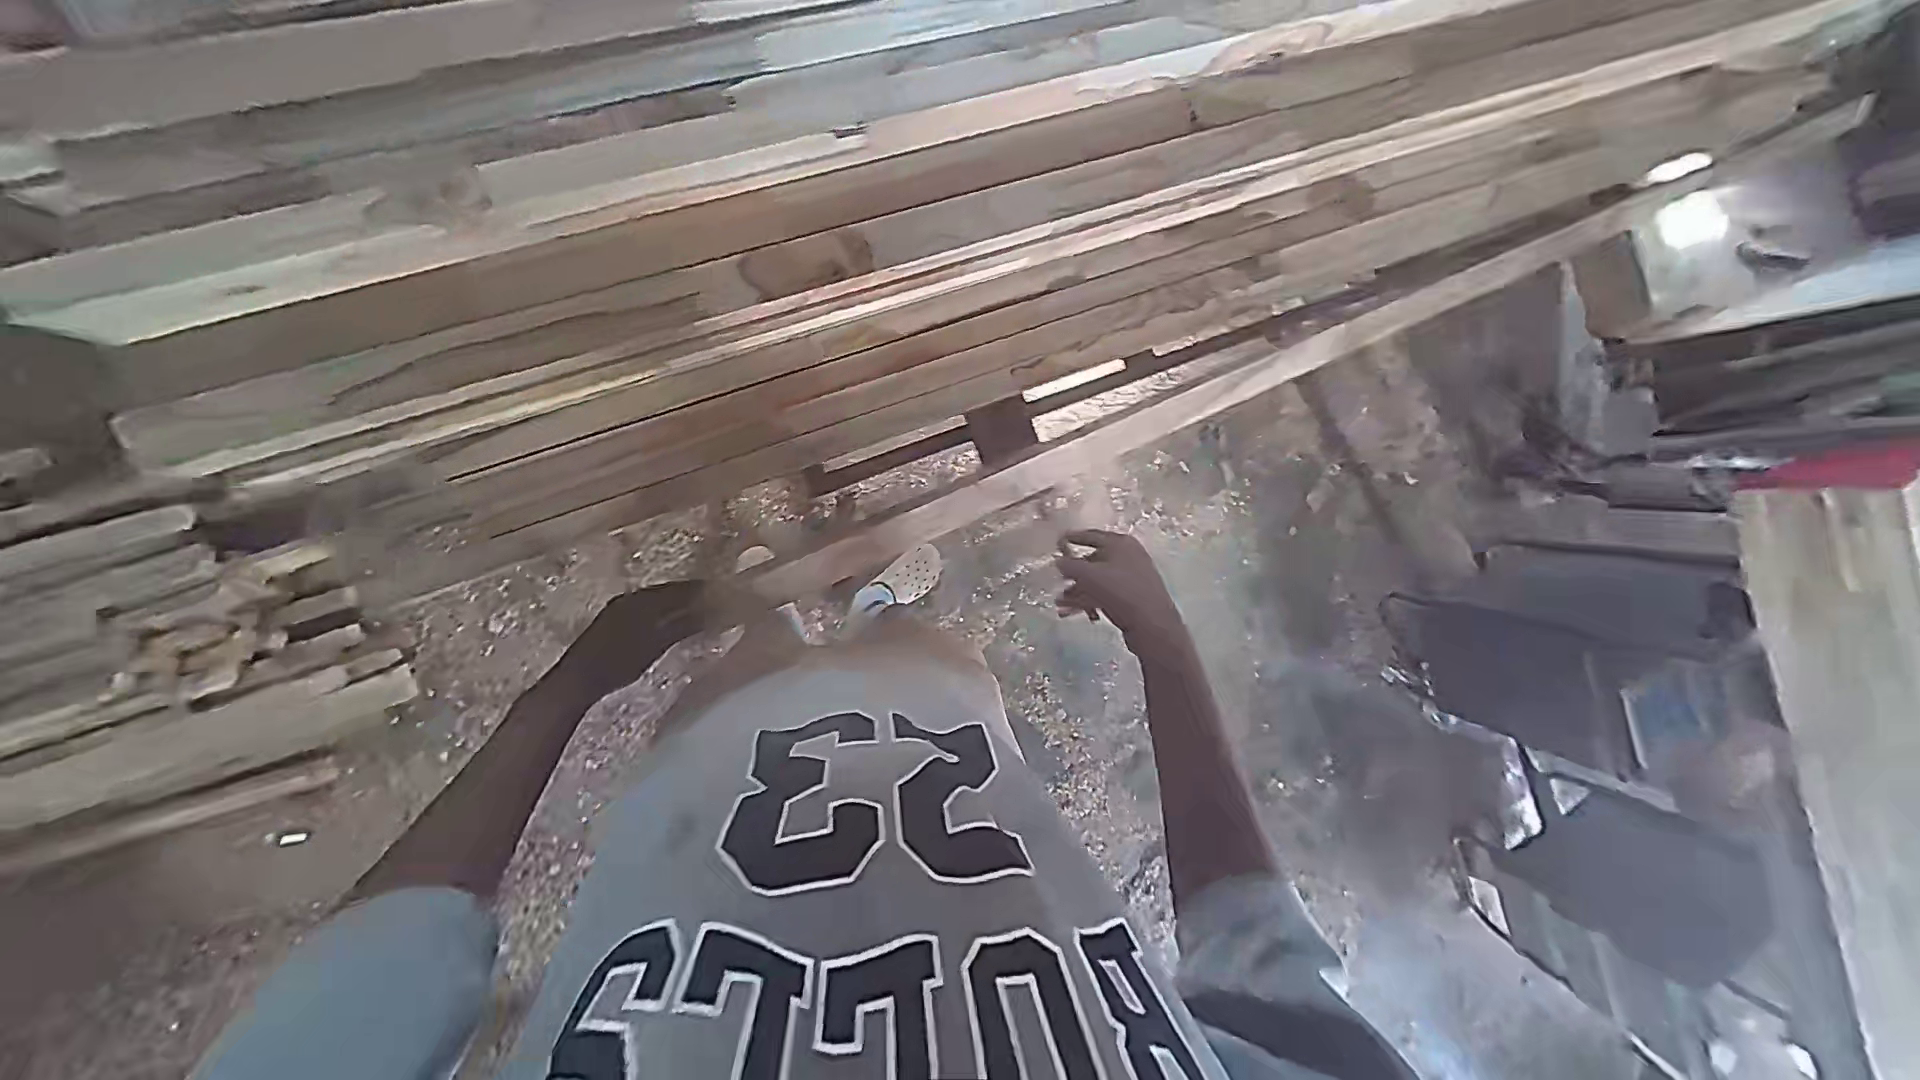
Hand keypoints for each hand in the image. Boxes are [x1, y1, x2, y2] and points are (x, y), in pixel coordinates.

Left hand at [545, 580, 706, 705]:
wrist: (578, 680)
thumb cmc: (620, 663)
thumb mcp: (658, 644)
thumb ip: (687, 626)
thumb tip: (715, 613)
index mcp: (643, 599)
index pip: (682, 588)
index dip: (704, 591)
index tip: (725, 594)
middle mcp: (631, 597)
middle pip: (670, 591)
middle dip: (694, 596)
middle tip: (717, 603)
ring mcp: (620, 608)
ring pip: (658, 599)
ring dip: (679, 604)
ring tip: (701, 612)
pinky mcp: (614, 620)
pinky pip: (647, 608)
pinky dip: (665, 612)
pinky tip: (673, 621)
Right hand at [1054, 530, 1191, 654]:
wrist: (1152, 624)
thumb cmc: (1120, 591)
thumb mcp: (1089, 575)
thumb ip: (1070, 565)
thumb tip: (1058, 561)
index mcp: (1120, 544)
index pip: (1091, 535)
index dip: (1072, 538)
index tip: (1057, 542)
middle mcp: (1128, 556)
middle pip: (1093, 560)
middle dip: (1073, 574)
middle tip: (1058, 582)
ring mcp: (1132, 577)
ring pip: (1098, 580)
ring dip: (1078, 591)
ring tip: (1061, 604)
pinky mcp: (1133, 596)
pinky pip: (1106, 594)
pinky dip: (1090, 600)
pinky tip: (1077, 613)